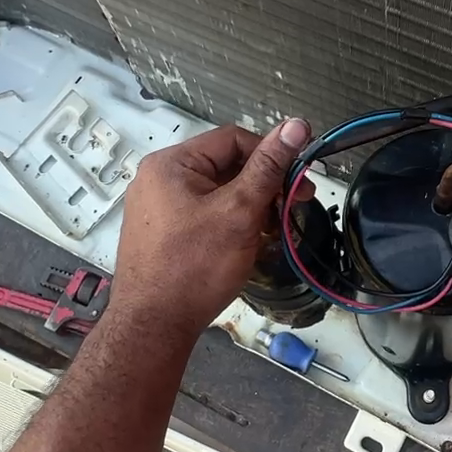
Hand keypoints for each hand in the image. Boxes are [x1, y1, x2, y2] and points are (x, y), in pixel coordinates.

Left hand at [103, 119, 310, 341]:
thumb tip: (296, 124)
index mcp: (172, 164)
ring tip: (274, 230)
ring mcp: (158, 207)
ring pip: (218, 191)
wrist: (153, 327)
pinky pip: (204, 213)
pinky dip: (232, 221)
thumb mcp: (240, 212)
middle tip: (294, 208)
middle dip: (264, 184)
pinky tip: (250, 241)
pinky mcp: (162, 232)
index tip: (299, 183)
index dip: (271, 156)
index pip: (234, 140)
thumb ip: (269, 167)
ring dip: (252, 205)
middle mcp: (159, 178)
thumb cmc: (196, 266)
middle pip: (225, 165)